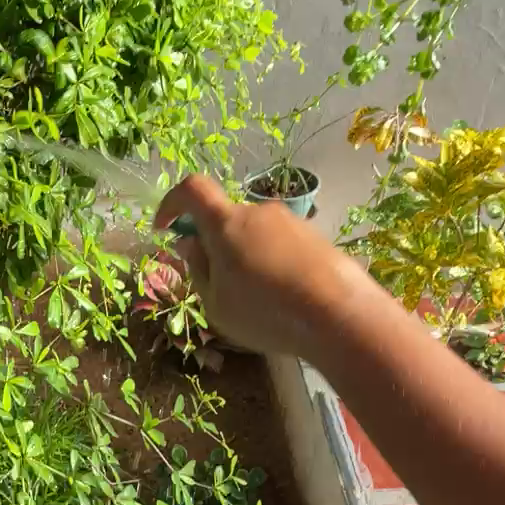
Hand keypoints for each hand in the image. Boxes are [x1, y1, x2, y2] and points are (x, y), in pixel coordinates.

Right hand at [152, 174, 387, 361]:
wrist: (340, 315)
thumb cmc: (265, 313)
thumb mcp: (216, 303)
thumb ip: (198, 269)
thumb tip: (190, 243)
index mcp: (225, 224)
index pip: (191, 189)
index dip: (172, 202)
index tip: (165, 227)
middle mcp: (257, 212)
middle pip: (225, 219)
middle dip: (214, 245)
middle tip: (217, 284)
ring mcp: (290, 222)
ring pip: (254, 234)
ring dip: (245, 257)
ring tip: (256, 299)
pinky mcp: (314, 237)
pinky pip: (280, 245)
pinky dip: (272, 264)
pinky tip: (283, 299)